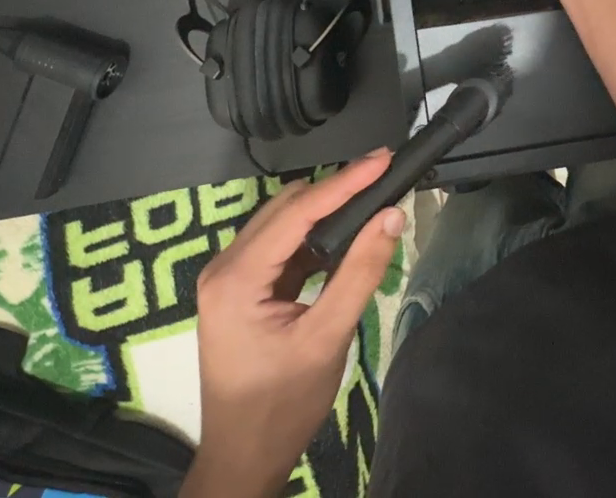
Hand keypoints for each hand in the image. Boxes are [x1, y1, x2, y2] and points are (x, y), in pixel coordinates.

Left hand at [186, 151, 404, 497]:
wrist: (244, 457)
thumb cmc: (283, 405)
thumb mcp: (328, 338)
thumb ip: (360, 273)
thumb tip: (391, 216)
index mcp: (236, 278)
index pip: (298, 211)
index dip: (345, 181)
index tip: (384, 158)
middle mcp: (224, 266)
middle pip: (286, 207)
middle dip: (336, 189)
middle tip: (384, 177)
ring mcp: (230, 277)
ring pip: (283, 221)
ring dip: (326, 210)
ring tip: (372, 199)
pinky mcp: (242, 288)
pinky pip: (281, 245)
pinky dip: (314, 236)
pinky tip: (346, 236)